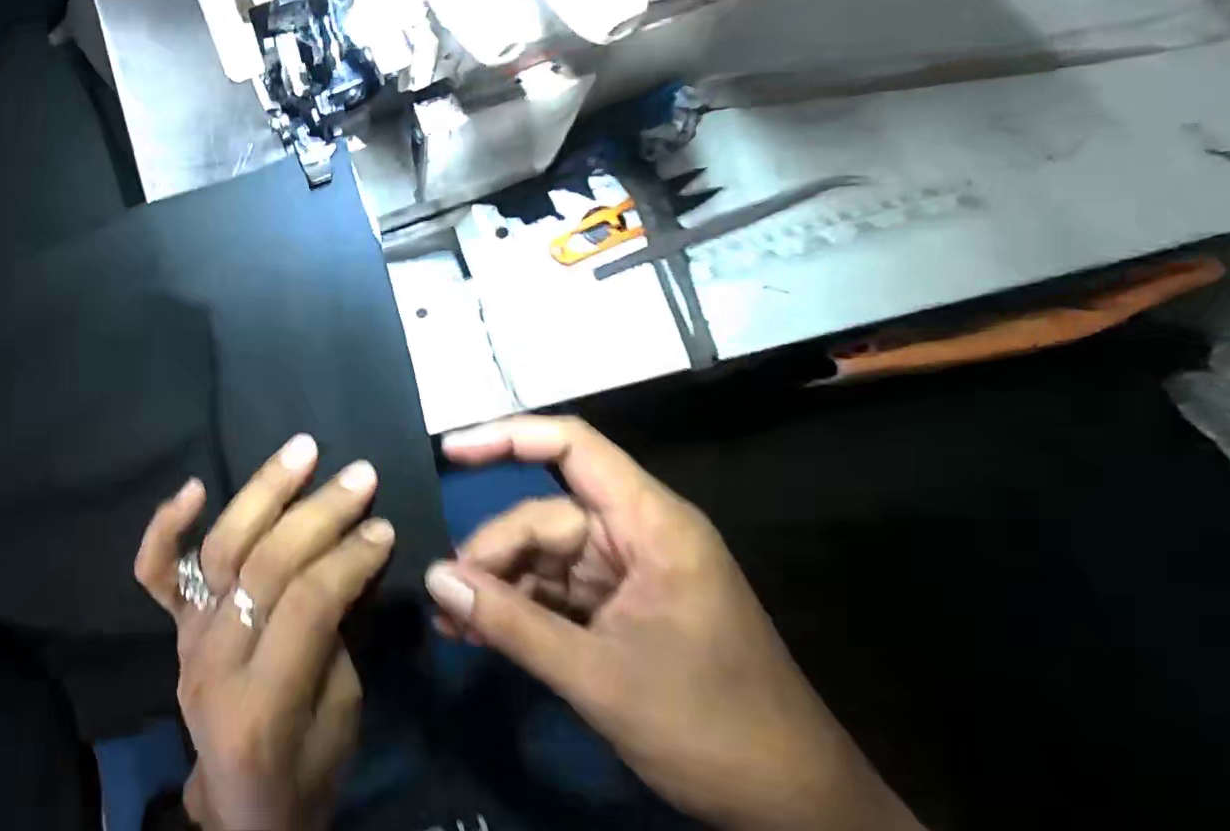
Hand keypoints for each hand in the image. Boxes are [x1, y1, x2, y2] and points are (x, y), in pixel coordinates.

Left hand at [135, 435, 394, 830]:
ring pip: (220, 549)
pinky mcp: (174, 628)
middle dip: (319, 513)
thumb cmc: (306, 768)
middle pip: (264, 566)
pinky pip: (157, 573)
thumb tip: (348, 550)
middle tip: (360, 476)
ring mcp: (185, 640)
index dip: (350, 557)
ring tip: (302, 451)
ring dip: (264, 492)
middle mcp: (213, 663)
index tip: (384, 526)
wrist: (242, 807)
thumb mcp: (343, 710)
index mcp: (262, 704)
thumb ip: (338, 630)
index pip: (307, 603)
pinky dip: (167, 525)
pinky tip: (196, 486)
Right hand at [427, 416, 921, 830]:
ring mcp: (631, 572)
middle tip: (446, 598)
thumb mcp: (597, 676)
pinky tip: (481, 633)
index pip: (574, 448)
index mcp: (651, 524)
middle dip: (493, 553)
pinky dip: (521, 608)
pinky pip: (559, 590)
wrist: (793, 808)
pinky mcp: (624, 607)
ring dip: (499, 586)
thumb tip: (435, 580)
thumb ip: (510, 624)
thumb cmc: (708, 728)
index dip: (508, 436)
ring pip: (546, 556)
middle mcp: (638, 534)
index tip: (451, 450)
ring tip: (454, 624)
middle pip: (546, 516)